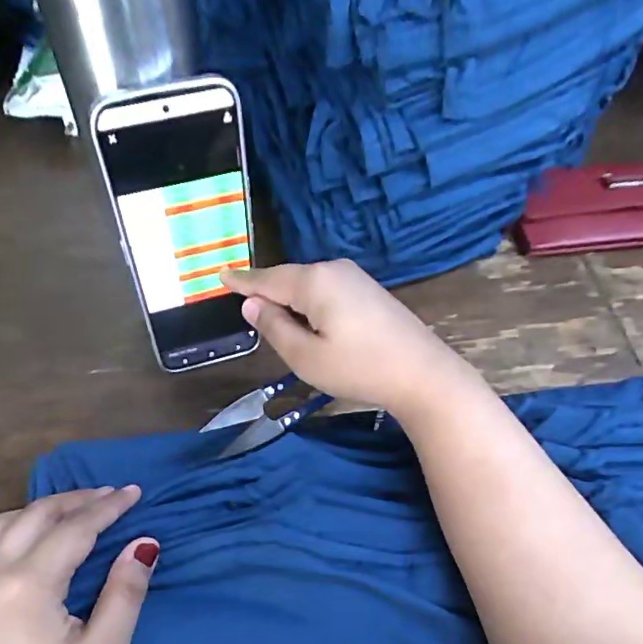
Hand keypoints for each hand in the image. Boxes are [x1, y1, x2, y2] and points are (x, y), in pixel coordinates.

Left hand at [0, 486, 156, 643]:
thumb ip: (125, 594)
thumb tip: (143, 545)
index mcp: (29, 582)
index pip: (76, 528)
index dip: (108, 507)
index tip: (134, 492)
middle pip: (36, 516)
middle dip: (76, 500)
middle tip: (109, 495)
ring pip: (0, 525)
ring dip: (38, 510)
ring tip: (68, 511)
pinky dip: (1, 534)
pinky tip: (14, 545)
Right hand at [222, 260, 481, 415]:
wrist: (422, 374)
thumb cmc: (360, 368)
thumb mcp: (306, 357)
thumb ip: (275, 328)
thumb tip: (252, 304)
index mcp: (314, 280)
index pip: (267, 279)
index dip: (242, 282)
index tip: (220, 275)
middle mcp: (334, 269)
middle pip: (289, 280)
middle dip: (269, 295)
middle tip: (251, 316)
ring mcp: (356, 278)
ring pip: (310, 287)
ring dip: (293, 304)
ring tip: (281, 328)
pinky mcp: (370, 292)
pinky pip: (329, 293)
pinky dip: (313, 306)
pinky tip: (314, 327)